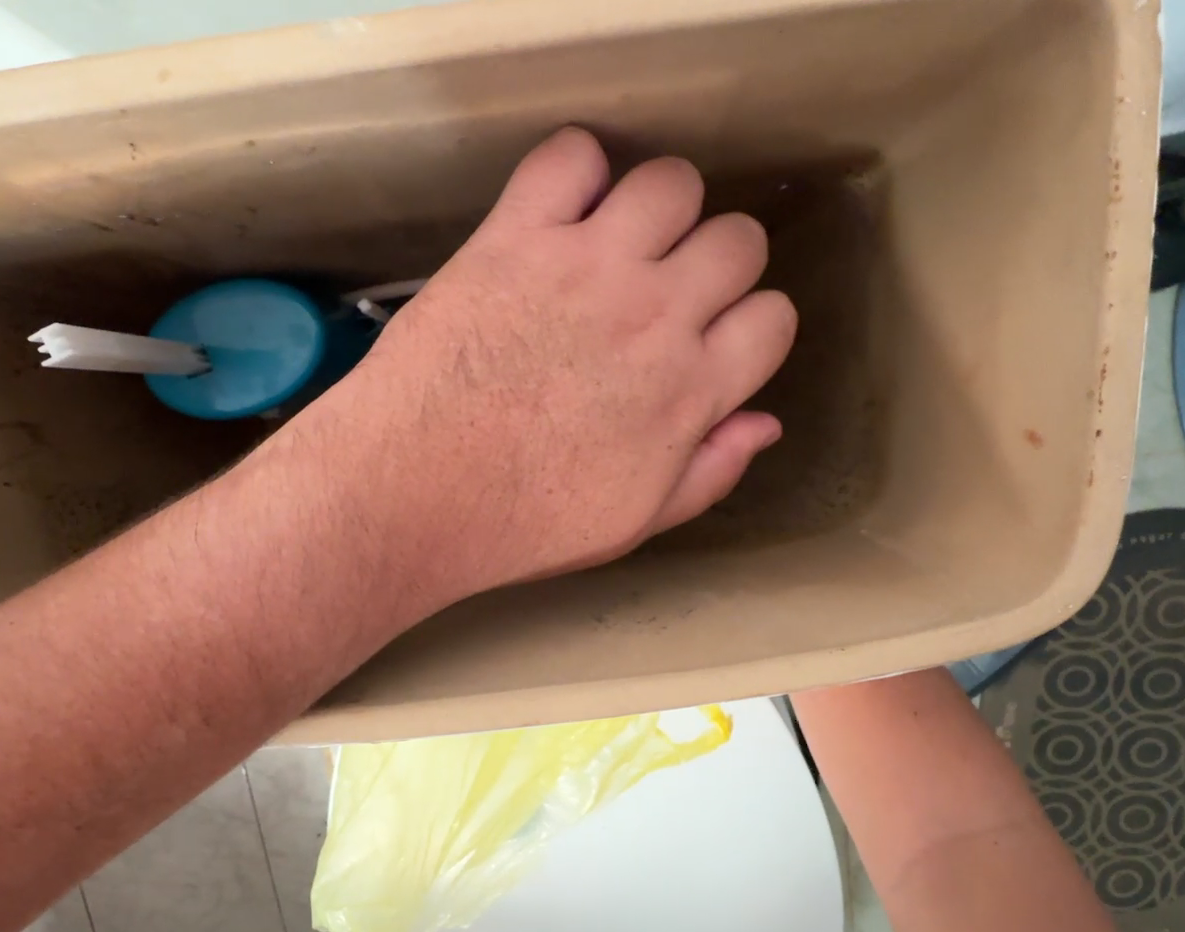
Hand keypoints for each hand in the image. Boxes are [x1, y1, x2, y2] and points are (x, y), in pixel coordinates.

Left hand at [299, 126, 795, 596]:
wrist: (411, 493)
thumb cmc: (522, 523)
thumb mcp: (634, 523)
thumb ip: (709, 472)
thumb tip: (766, 422)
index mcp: (689, 391)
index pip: (774, 320)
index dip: (751, 328)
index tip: (715, 341)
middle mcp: (653, 316)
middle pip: (739, 239)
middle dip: (717, 262)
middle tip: (669, 290)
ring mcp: (585, 268)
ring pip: (672, 183)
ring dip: (659, 209)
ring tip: (621, 243)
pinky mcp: (515, 237)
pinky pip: (571, 155)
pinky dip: (575, 170)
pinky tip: (560, 211)